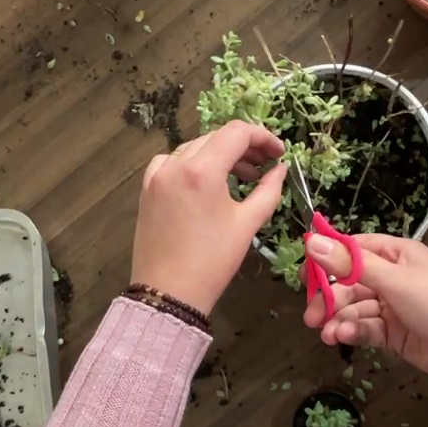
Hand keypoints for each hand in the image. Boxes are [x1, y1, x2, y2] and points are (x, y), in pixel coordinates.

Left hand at [132, 120, 286, 313]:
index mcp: (201, 171)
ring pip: (194, 148)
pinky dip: (194, 164)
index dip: (263, 137)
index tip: (279, 153)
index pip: (237, 133)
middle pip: (215, 138)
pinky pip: (173, 162)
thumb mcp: (247, 224)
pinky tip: (206, 182)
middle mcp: (175, 165)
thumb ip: (268, 190)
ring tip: (242, 176)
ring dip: (220, 155)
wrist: (169, 293)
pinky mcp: (147, 189)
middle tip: (265, 165)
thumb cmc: (212, 261)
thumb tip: (279, 169)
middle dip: (244, 147)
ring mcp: (157, 176)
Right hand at [302, 233, 427, 394]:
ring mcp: (394, 307)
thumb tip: (313, 241)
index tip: (302, 276)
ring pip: (355, 308)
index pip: (352, 249)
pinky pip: (367, 328)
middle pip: (348, 282)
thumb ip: (353, 264)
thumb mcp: (396, 281)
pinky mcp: (396, 335)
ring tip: (329, 334)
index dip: (326, 260)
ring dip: (339, 319)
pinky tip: (344, 338)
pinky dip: (354, 332)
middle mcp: (393, 277)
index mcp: (396, 254)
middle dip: (329, 298)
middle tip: (311, 317)